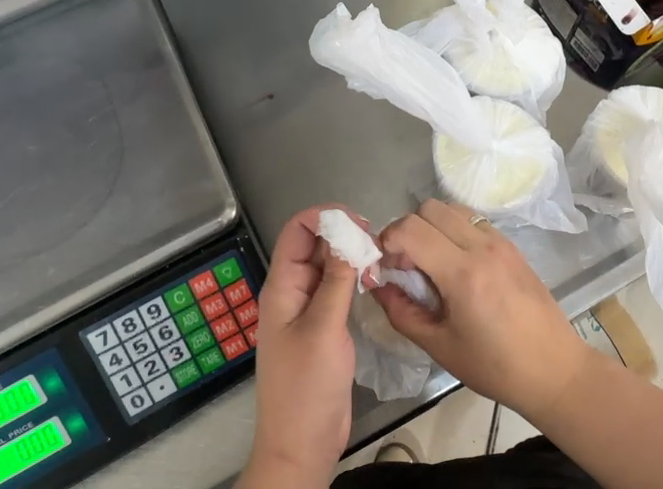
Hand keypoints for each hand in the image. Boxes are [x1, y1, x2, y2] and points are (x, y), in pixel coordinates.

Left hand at [239, 206, 358, 488]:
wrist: (301, 444)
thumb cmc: (306, 386)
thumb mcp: (324, 329)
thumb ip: (337, 280)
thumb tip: (349, 235)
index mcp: (282, 286)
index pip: (296, 231)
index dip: (325, 218)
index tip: (360, 224)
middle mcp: (293, 291)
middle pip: (314, 244)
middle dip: (343, 234)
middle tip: (377, 243)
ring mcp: (308, 309)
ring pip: (328, 266)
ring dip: (351, 256)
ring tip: (380, 259)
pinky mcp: (324, 326)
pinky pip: (336, 289)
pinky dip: (354, 278)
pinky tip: (374, 280)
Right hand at [373, 201, 597, 418]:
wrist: (554, 369)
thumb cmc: (495, 367)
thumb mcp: (440, 347)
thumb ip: (402, 312)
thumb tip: (378, 285)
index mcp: (463, 274)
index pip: (411, 229)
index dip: (388, 241)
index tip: (385, 265)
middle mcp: (482, 247)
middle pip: (429, 208)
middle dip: (407, 229)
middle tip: (405, 263)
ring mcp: (500, 242)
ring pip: (452, 208)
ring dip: (431, 225)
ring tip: (430, 260)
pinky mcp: (511, 245)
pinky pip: (473, 220)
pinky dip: (454, 229)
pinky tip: (455, 263)